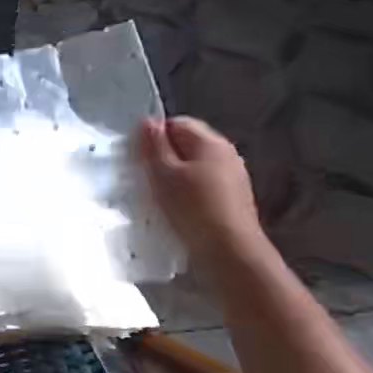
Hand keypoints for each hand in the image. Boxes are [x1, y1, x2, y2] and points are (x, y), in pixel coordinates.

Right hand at [139, 116, 264, 260]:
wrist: (230, 251)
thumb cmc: (193, 209)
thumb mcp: (164, 175)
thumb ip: (154, 146)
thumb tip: (148, 121)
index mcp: (210, 142)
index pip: (176, 123)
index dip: (154, 137)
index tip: (138, 158)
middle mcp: (226, 153)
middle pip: (187, 145)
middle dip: (164, 157)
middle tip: (144, 179)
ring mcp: (233, 176)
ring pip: (195, 167)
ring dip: (175, 177)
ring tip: (158, 198)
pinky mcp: (234, 198)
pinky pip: (204, 186)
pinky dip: (188, 193)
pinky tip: (178, 211)